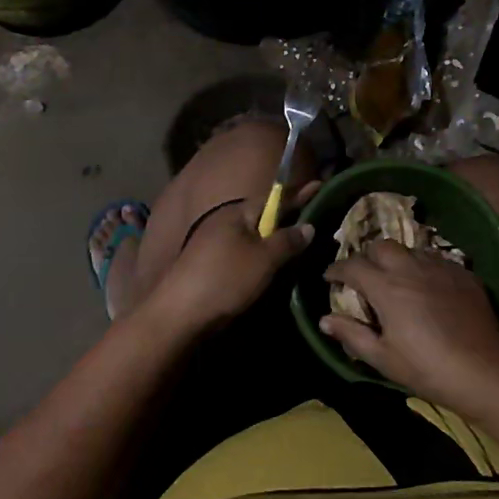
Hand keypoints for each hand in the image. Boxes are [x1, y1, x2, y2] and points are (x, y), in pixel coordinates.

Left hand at [152, 183, 318, 330]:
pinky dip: (261, 253)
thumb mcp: (265, 259)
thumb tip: (308, 226)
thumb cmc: (225, 279)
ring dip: (274, 237)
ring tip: (297, 241)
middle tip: (312, 216)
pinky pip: (244, 250)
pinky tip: (271, 262)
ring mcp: (214, 243)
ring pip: (253, 235)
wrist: (178, 315)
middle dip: (287, 215)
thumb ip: (288, 240)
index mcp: (237, 213)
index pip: (275, 198)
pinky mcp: (210, 264)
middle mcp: (224, 222)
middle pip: (263, 215)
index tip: (319, 184)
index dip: (299, 194)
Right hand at [320, 240, 498, 409]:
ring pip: (412, 249)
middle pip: (382, 245)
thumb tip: (325, 320)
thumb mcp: (382, 358)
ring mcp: (440, 267)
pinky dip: (424, 267)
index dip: (337, 269)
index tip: (330, 277)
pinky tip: (427, 285)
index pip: (353, 265)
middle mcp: (411, 268)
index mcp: (386, 287)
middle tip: (365, 275)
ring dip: (398, 259)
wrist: (481, 367)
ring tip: (397, 278)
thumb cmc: (425, 367)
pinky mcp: (463, 273)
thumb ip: (352, 334)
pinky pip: (437, 259)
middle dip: (368, 256)